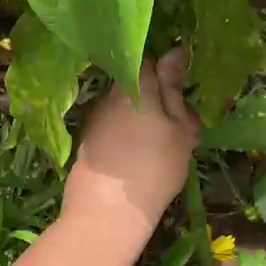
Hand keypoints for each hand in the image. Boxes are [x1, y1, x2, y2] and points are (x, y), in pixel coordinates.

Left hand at [62, 46, 200, 234]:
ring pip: (120, 105)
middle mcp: (108, 95)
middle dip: (152, 95)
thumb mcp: (180, 130)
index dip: (164, 68)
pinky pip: (109, 124)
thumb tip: (175, 53)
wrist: (107, 211)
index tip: (180, 86)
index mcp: (135, 87)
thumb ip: (175, 91)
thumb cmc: (154, 168)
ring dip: (136, 114)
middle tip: (173, 120)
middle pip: (132, 82)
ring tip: (154, 141)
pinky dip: (122, 132)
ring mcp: (93, 117)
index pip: (148, 59)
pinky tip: (132, 155)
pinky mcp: (84, 139)